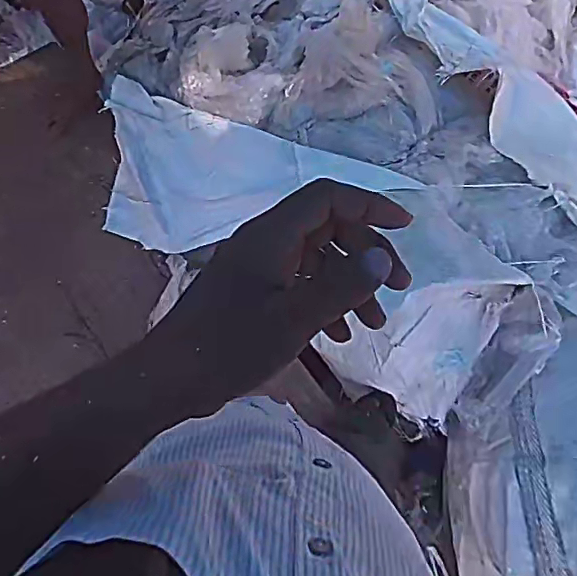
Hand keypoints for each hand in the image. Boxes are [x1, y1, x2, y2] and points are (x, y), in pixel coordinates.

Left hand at [151, 180, 412, 392]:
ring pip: (315, 258)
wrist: (171, 377)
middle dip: (366, 252)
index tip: (405, 226)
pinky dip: (324, 300)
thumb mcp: (292, 319)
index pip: (327, 197)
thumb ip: (340, 286)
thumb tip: (382, 257)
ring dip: (348, 282)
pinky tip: (338, 334)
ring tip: (374, 323)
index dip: (369, 204)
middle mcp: (264, 241)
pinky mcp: (251, 291)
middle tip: (399, 286)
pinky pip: (298, 282)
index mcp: (271, 235)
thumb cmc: (229, 346)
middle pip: (327, 226)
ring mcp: (255, 266)